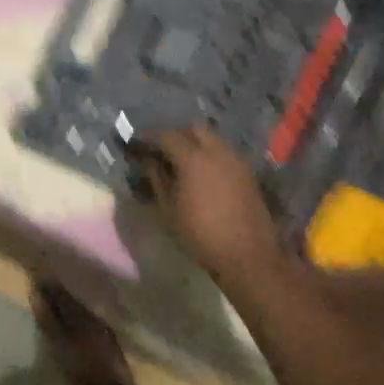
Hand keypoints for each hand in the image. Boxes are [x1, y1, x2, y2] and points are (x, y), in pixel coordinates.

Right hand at [131, 127, 280, 281]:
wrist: (248, 255)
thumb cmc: (200, 234)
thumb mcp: (168, 209)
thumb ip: (156, 179)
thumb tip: (149, 162)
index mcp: (194, 159)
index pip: (166, 136)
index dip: (148, 137)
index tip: (135, 144)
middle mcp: (218, 152)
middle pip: (193, 129)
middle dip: (174, 134)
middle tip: (159, 150)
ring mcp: (236, 161)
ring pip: (212, 138)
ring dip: (194, 142)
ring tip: (179, 160)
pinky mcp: (247, 173)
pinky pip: (224, 151)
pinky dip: (209, 153)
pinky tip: (200, 171)